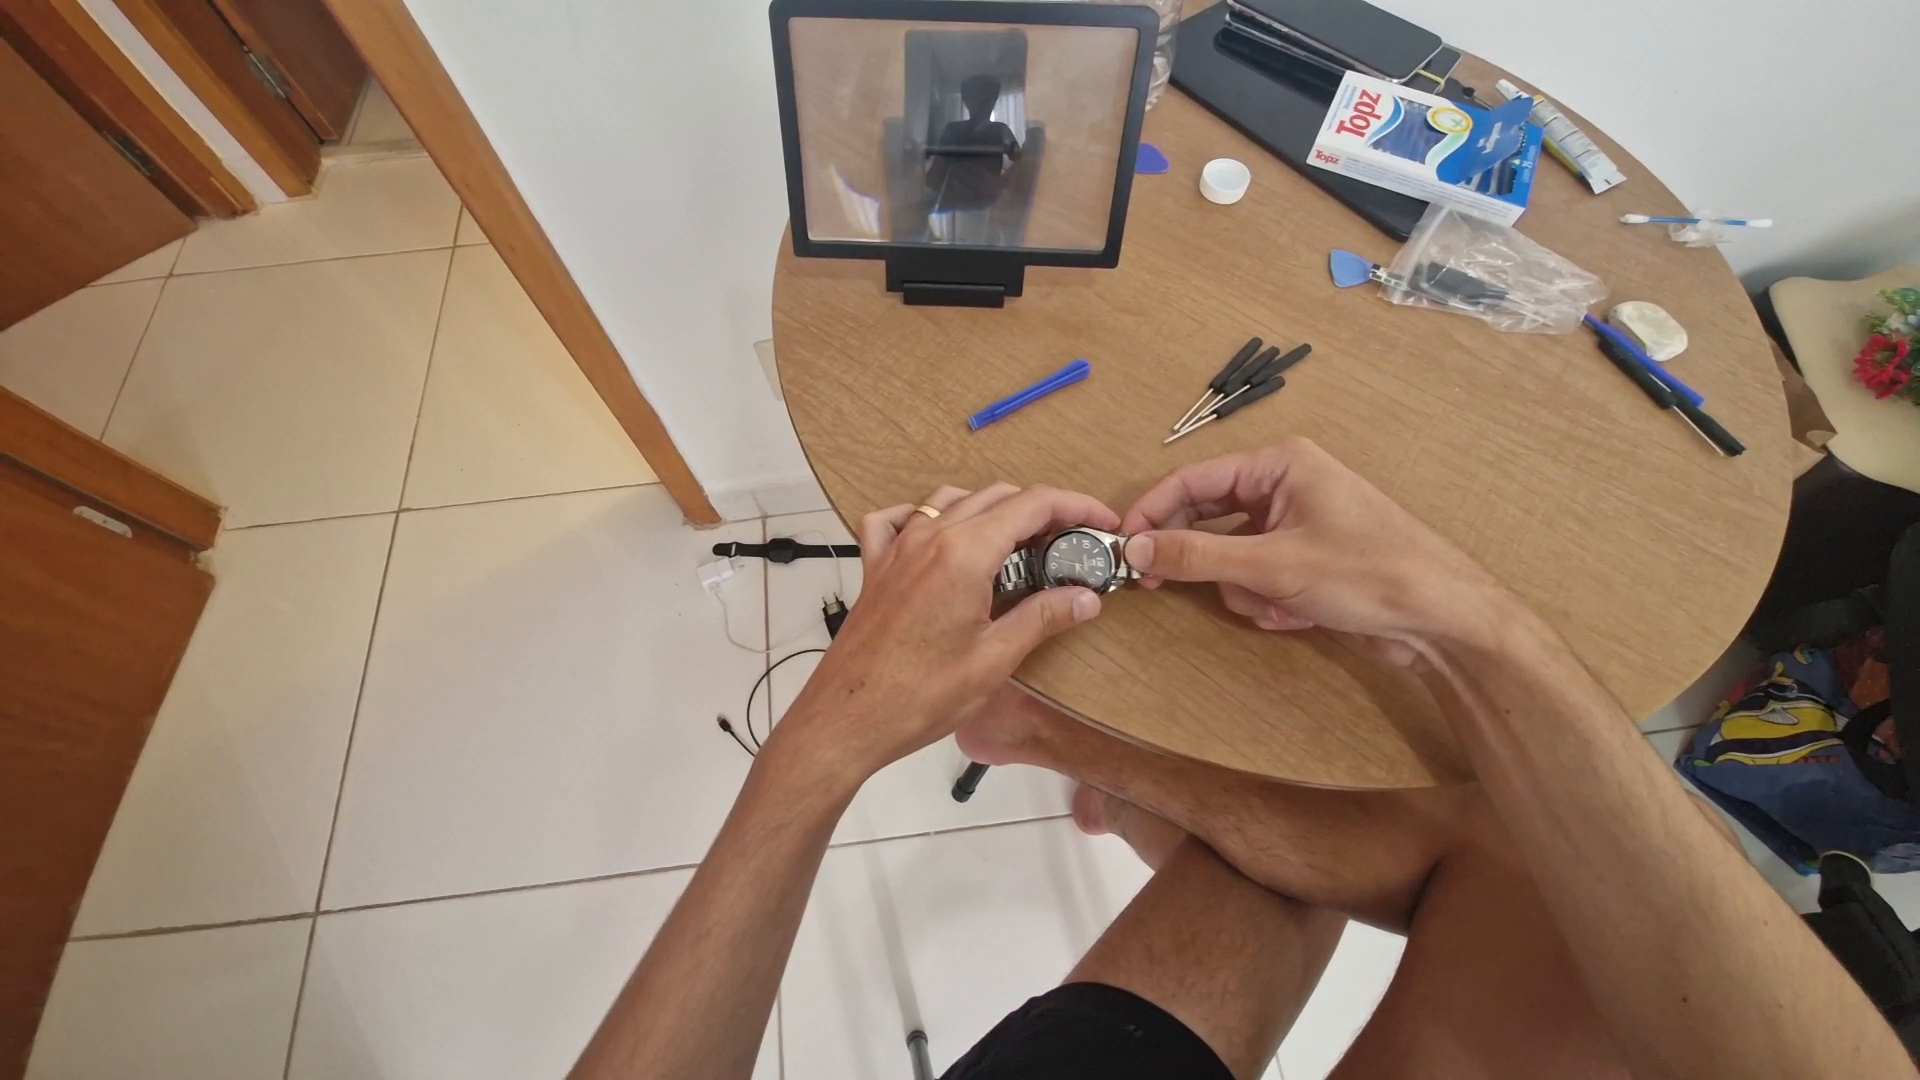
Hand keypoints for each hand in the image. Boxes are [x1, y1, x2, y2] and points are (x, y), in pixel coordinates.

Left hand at [769, 483, 1119, 782]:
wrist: (847, 720)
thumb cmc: (918, 697)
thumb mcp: (994, 660)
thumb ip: (1043, 617)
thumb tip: (1086, 598)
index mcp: (964, 554)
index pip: (1033, 504)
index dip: (1076, 507)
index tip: (1101, 522)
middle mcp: (929, 537)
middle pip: (998, 496)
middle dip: (1042, 511)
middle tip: (1070, 542)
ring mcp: (897, 548)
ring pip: (953, 500)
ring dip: (992, 509)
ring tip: (1018, 541)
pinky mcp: (876, 566)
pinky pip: (899, 519)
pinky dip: (926, 515)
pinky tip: (941, 535)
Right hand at [1119, 438, 1511, 662]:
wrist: (1444, 621)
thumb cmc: (1365, 573)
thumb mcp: (1271, 565)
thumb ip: (1196, 556)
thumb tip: (1134, 547)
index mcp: (1278, 464)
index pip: (1192, 480)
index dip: (1152, 512)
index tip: (1123, 545)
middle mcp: (1283, 485)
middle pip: (1208, 518)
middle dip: (1201, 559)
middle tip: (1158, 583)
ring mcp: (1294, 523)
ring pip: (1230, 554)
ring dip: (1243, 587)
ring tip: (1276, 604)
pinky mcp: (1303, 558)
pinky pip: (1256, 574)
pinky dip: (1265, 598)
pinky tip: (1296, 612)